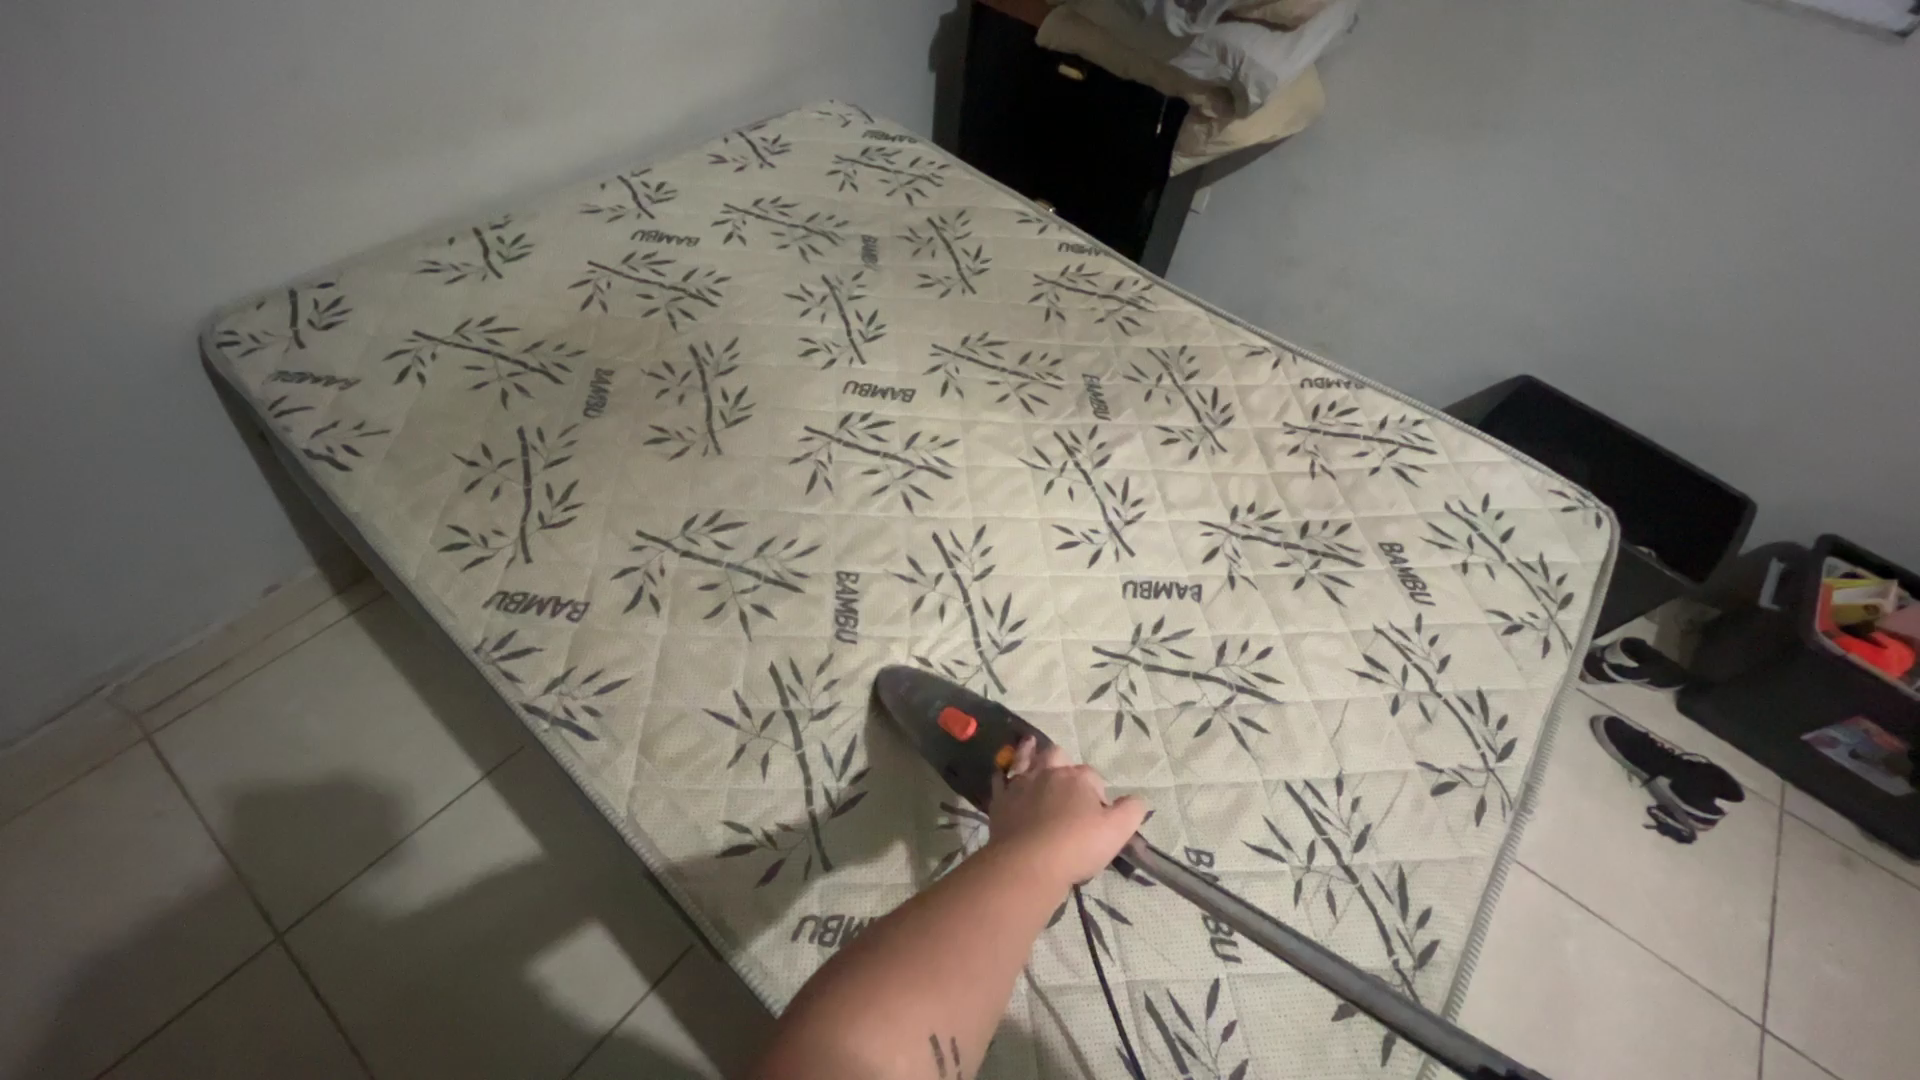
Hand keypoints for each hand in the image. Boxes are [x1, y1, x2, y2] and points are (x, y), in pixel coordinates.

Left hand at [985, 738, 1148, 891]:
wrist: (1029, 863)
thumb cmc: (1077, 846)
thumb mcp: (1117, 832)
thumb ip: (1131, 812)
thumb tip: (1138, 799)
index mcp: (1078, 778)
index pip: (1092, 776)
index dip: (1098, 793)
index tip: (1099, 816)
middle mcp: (1049, 773)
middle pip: (1057, 755)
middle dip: (1063, 761)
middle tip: (1066, 778)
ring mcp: (1022, 784)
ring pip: (1026, 758)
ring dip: (1030, 751)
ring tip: (1030, 743)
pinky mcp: (1001, 799)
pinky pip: (1000, 779)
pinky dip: (1003, 773)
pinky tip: (1002, 773)